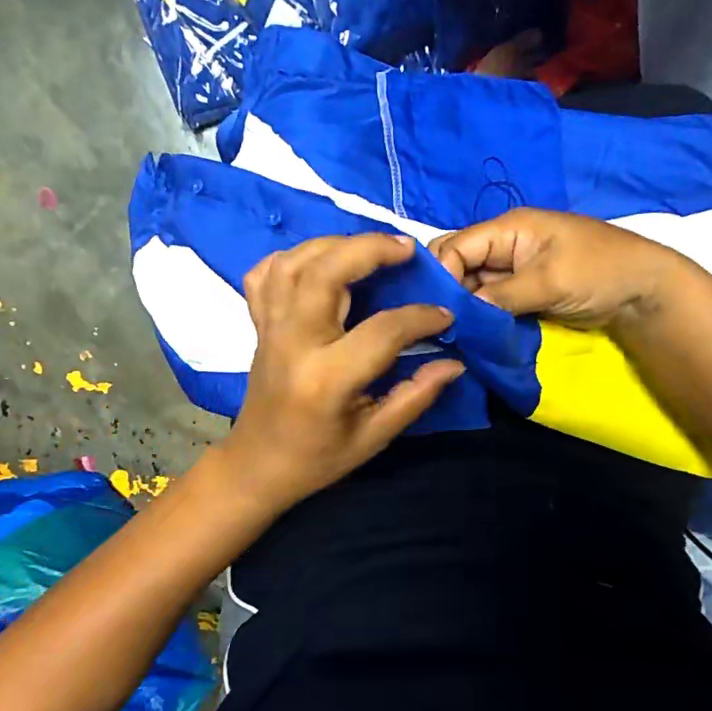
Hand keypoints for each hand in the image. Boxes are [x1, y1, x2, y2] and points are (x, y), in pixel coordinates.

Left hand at [218, 234, 465, 507]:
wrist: (256, 465)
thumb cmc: (317, 459)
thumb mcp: (373, 438)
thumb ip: (415, 396)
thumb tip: (455, 362)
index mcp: (327, 379)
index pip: (382, 330)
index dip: (420, 316)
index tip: (445, 314)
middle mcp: (294, 344)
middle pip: (325, 273)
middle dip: (369, 249)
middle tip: (405, 248)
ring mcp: (269, 330)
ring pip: (292, 264)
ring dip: (332, 245)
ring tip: (367, 247)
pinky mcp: (257, 326)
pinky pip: (263, 277)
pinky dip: (290, 259)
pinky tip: (317, 262)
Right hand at [430, 208, 678, 328]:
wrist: (645, 292)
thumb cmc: (600, 272)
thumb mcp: (549, 282)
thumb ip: (500, 296)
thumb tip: (459, 316)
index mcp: (508, 228)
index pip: (455, 247)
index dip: (441, 275)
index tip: (440, 310)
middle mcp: (502, 244)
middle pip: (455, 262)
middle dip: (446, 289)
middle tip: (441, 321)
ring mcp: (510, 269)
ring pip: (468, 284)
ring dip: (460, 305)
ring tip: (452, 331)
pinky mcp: (518, 291)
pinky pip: (486, 300)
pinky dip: (477, 314)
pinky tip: (469, 332)